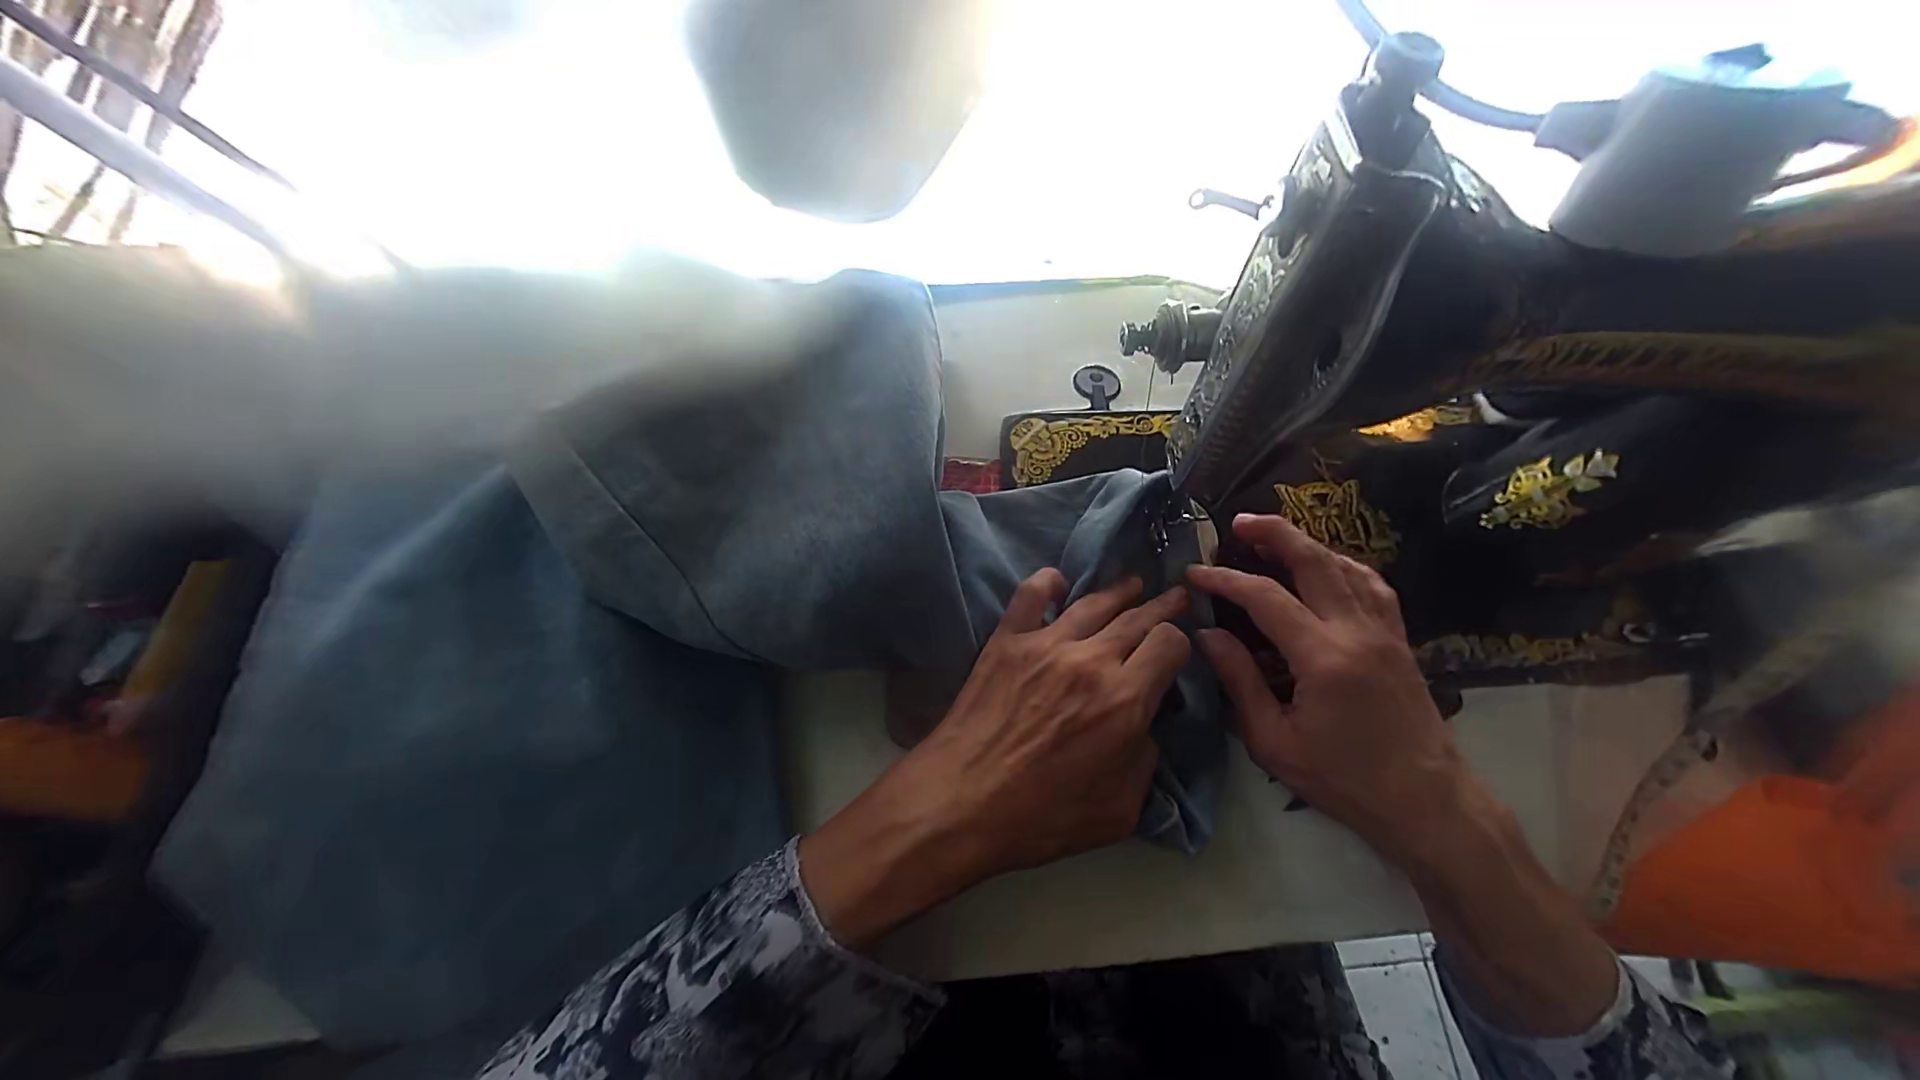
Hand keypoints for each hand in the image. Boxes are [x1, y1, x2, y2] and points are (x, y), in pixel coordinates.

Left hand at [800, 571, 1190, 948]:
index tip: (1177, 651)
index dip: (1180, 644)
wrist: (963, 801)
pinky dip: (1048, 582)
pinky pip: (1030, 596)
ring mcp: (1044, 645)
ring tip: (1134, 584)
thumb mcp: (1120, 808)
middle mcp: (1090, 660)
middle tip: (1176, 596)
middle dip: (1163, 606)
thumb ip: (1144, 759)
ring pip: (1092, 603)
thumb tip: (1143, 724)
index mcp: (1124, 700)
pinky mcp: (1006, 642)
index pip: (1169, 645)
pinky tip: (1059, 580)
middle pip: (1137, 617)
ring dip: (1120, 590)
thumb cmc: (1043, 816)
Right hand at [1186, 514, 1474, 866]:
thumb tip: (1208, 633)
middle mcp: (1358, 632)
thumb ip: (1239, 681)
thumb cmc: (1343, 779)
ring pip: (1346, 566)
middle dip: (1274, 533)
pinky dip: (1343, 565)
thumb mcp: (1273, 741)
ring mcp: (1385, 632)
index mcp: (1323, 658)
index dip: (1225, 579)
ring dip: (1307, 544)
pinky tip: (1325, 566)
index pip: (1265, 598)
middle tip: (1238, 523)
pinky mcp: (1399, 640)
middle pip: (1315, 561)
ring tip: (1273, 536)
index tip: (1194, 573)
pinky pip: (1372, 586)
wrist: (1428, 802)